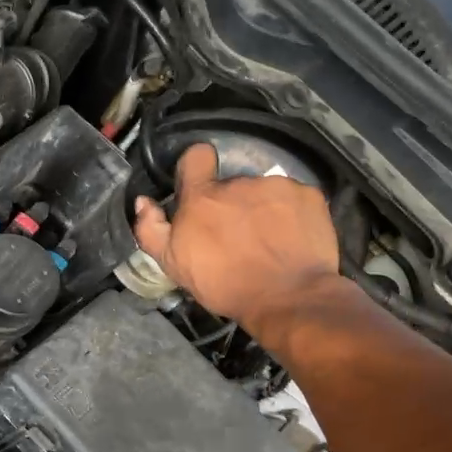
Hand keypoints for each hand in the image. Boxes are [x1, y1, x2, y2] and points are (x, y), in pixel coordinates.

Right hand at [132, 143, 341, 330]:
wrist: (286, 295)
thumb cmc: (221, 283)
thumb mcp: (172, 264)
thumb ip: (151, 229)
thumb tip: (143, 202)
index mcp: (202, 198)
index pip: (196, 156)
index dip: (194, 167)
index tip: (197, 186)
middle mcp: (239, 183)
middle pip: (229, 185)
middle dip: (227, 205)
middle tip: (230, 237)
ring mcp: (276, 186)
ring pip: (260, 192)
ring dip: (256, 209)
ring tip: (261, 240)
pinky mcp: (308, 194)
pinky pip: (290, 197)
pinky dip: (286, 213)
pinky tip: (285, 237)